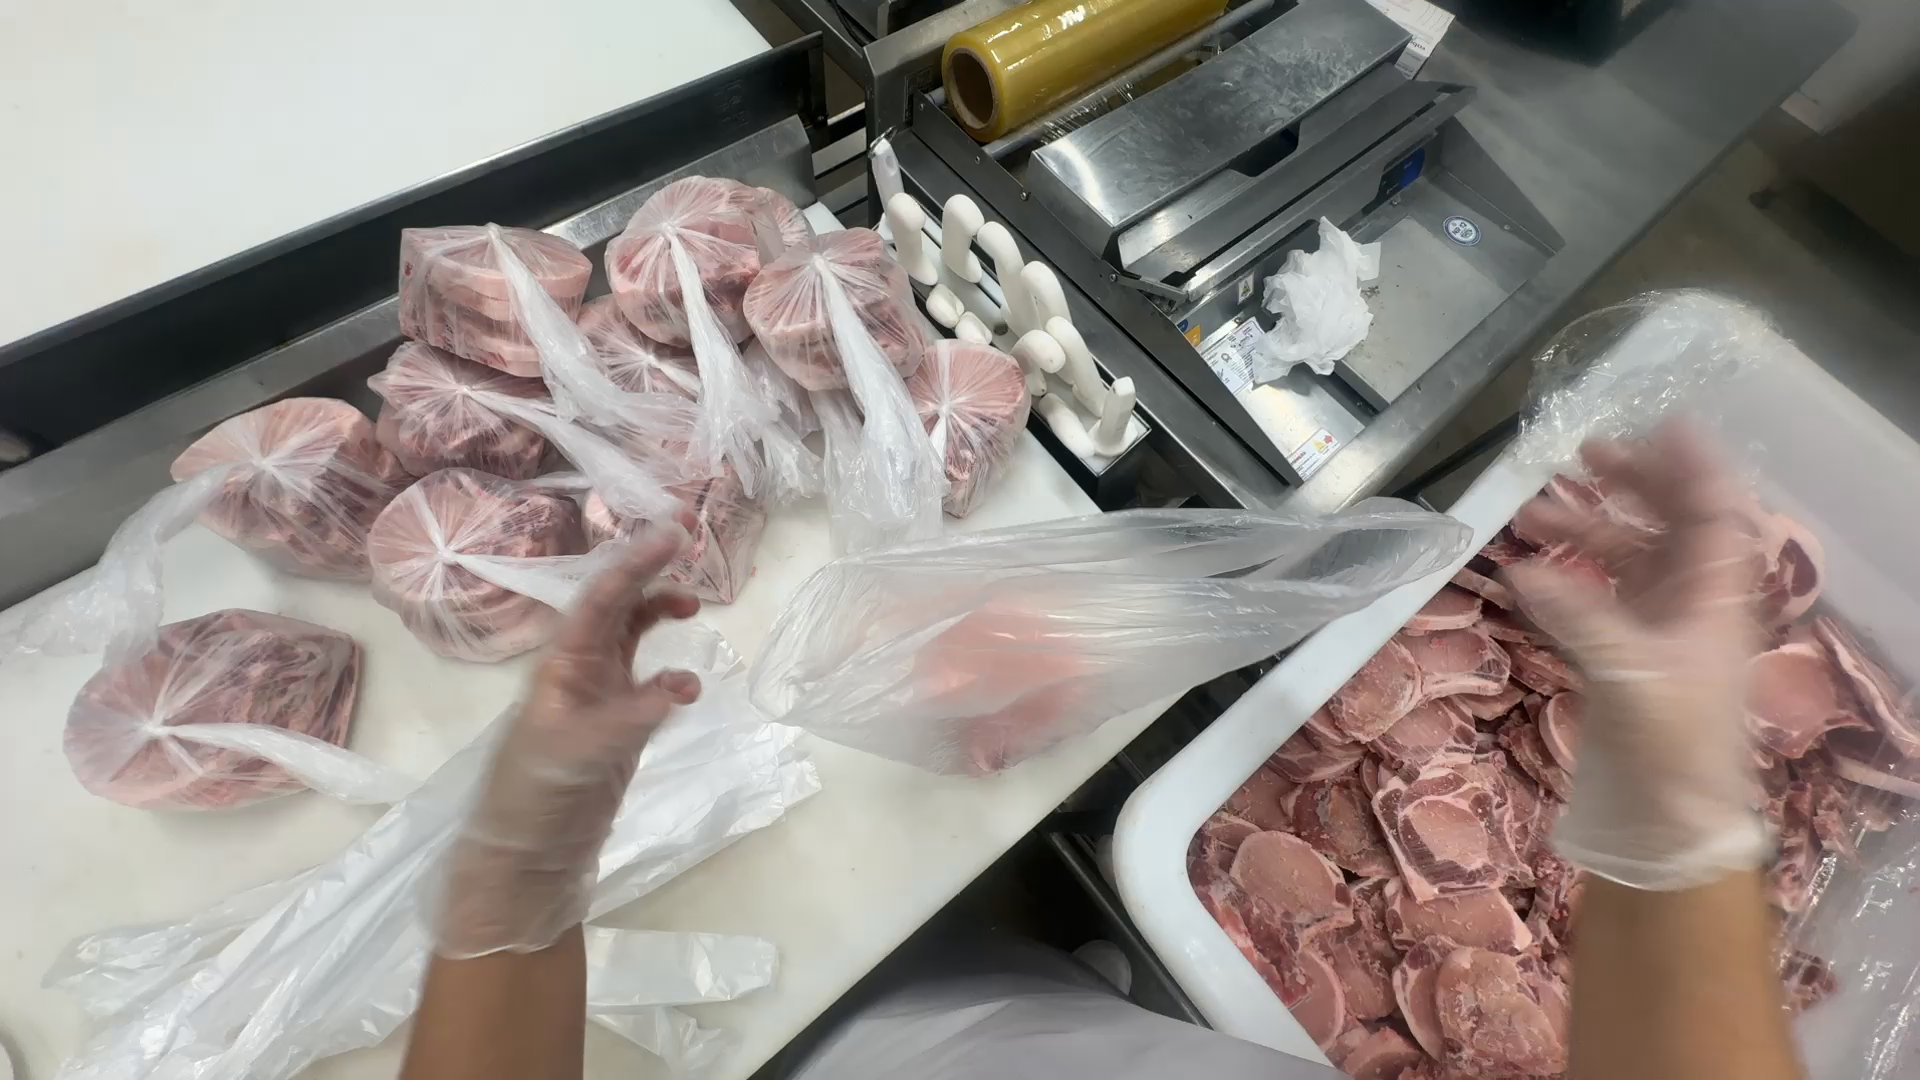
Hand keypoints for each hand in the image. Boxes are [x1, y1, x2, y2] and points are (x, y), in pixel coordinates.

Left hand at [436, 527, 702, 957]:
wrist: (530, 852)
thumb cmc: (537, 795)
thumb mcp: (581, 752)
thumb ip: (635, 713)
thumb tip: (688, 683)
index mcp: (563, 661)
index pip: (602, 597)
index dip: (635, 562)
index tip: (673, 533)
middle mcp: (581, 664)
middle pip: (618, 601)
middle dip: (649, 566)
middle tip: (689, 536)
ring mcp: (602, 689)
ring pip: (633, 630)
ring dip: (660, 608)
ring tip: (695, 604)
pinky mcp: (620, 716)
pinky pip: (650, 674)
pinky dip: (674, 668)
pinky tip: (690, 684)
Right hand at [1505, 421, 1770, 889]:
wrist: (1666, 803)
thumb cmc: (1670, 737)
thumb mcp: (1629, 672)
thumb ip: (1578, 616)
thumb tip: (1521, 569)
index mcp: (1715, 596)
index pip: (1714, 514)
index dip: (1693, 467)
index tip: (1661, 425)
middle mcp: (1691, 597)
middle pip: (1669, 523)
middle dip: (1631, 486)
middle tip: (1583, 457)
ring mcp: (1655, 620)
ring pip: (1626, 554)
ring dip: (1585, 528)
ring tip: (1532, 516)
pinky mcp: (1622, 643)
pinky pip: (1596, 587)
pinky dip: (1566, 569)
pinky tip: (1531, 567)